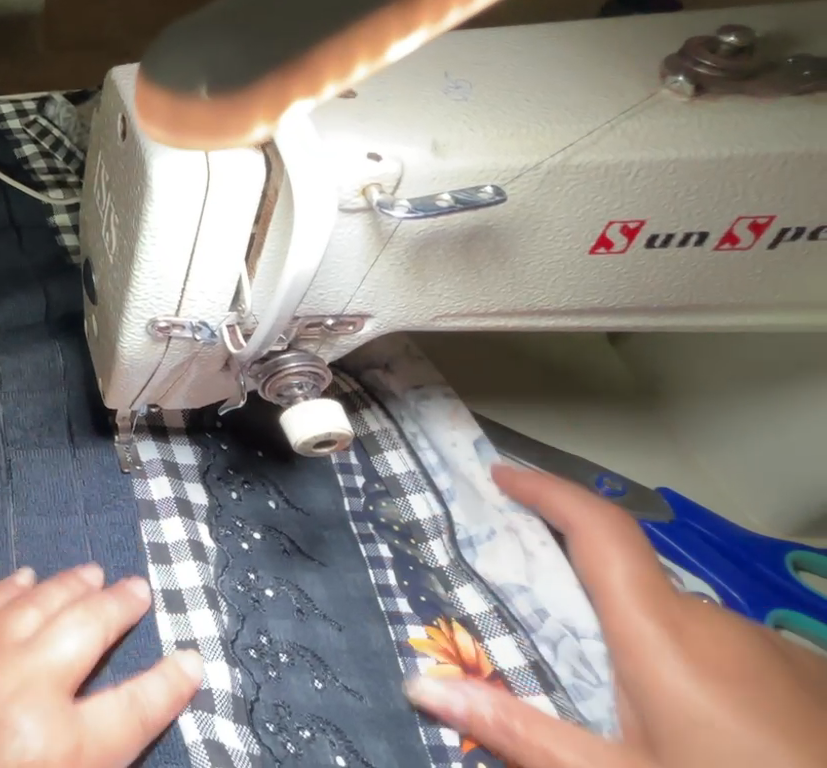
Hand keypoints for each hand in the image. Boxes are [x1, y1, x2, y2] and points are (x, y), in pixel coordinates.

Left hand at [0, 564, 202, 767]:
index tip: (193, 659)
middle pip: (88, 632)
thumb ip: (80, 759)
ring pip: (38, 603)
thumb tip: (103, 730)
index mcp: (58, 747)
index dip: (169, 684)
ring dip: (70, 585)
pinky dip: (11, 587)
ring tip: (94, 572)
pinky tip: (25, 576)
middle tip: (141, 587)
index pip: (134, 708)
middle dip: (120, 608)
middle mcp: (25, 686)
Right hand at [405, 464, 826, 767]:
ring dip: (647, 642)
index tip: (501, 474)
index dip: (547, 490)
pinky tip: (706, 729)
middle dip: (586, 599)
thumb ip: (520, 730)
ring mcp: (782, 653)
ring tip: (630, 706)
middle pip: (635, 585)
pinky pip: (736, 656)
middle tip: (546, 636)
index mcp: (663, 631)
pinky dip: (701, 671)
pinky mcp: (817, 684)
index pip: (598, 528)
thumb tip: (418, 685)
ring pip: (687, 625)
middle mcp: (721, 623)